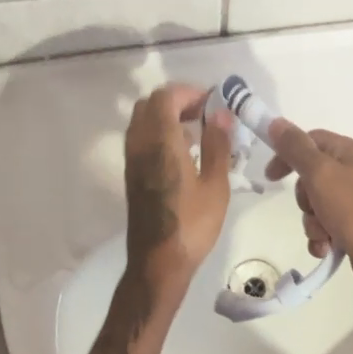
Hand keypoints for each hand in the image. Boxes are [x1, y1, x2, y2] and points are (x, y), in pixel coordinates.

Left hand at [124, 84, 231, 283]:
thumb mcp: (215, 186)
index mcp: (161, 139)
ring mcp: (132, 160)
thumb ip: (218, 146)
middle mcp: (140, 143)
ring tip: (195, 135)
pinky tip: (182, 156)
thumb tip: (221, 115)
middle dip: (177, 102)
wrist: (158, 261)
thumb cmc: (192, 226)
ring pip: (144, 122)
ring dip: (167, 119)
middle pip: (151, 105)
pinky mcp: (132, 176)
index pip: (167, 96)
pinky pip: (142, 141)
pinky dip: (159, 136)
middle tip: (203, 115)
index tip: (212, 102)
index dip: (189, 92)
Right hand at [265, 120, 352, 289]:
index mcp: (346, 152)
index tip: (270, 177)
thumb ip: (296, 148)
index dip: (287, 156)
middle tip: (315, 208)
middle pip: (309, 180)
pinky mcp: (351, 229)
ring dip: (313, 225)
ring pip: (314, 209)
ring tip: (326, 235)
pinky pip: (324, 231)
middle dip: (305, 201)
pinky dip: (321, 241)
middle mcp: (350, 174)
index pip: (309, 142)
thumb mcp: (321, 173)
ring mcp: (352, 204)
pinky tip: (327, 249)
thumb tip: (274, 123)